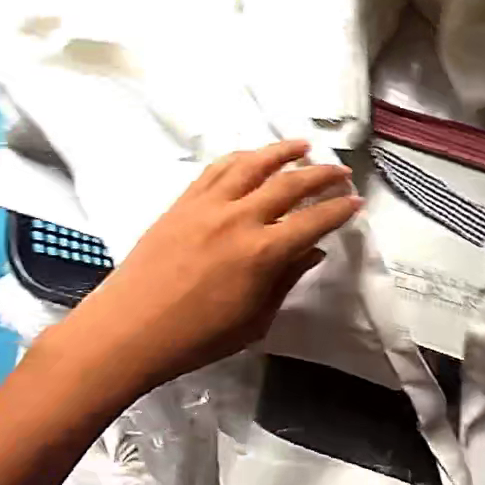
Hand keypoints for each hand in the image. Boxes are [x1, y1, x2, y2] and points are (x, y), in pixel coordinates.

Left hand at [55, 140, 360, 390]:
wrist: (128, 330)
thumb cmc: (197, 338)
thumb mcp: (255, 320)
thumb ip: (286, 280)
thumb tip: (311, 251)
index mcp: (262, 254)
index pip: (313, 221)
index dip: (339, 209)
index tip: (355, 202)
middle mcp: (239, 219)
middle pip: (290, 184)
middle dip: (321, 175)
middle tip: (341, 171)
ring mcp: (208, 205)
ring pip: (253, 164)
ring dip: (282, 152)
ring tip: (303, 146)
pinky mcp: (184, 201)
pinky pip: (217, 168)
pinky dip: (241, 157)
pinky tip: (253, 156)